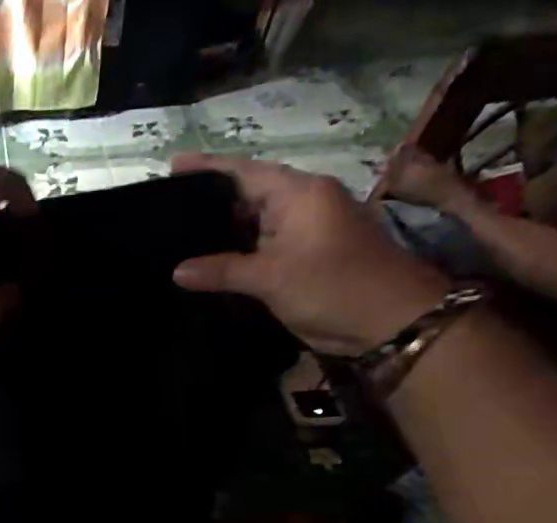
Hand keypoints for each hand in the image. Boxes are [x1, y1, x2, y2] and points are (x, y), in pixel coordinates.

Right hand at [171, 154, 451, 354]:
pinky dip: (239, 254)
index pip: (244, 171)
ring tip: (179, 236)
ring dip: (223, 232)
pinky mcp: (305, 260)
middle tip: (168, 210)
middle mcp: (302, 204)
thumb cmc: (332, 287)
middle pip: (249, 195)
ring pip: (256, 225)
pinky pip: (264, 249)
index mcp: (298, 193)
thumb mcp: (272, 278)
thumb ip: (224, 271)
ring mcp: (305, 233)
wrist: (388, 321)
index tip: (171, 166)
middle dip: (211, 202)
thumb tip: (178, 271)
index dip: (207, 168)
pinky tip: (211, 265)